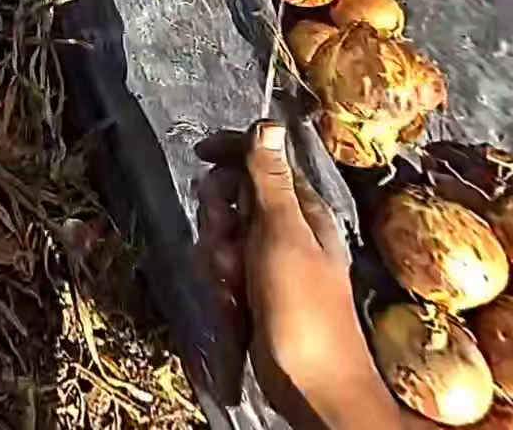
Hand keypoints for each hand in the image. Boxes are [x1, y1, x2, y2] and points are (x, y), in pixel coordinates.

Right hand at [197, 121, 398, 428]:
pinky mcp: (252, 285)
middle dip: (220, 214)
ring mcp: (267, 257)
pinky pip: (221, 263)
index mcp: (301, 207)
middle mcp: (284, 226)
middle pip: (233, 193)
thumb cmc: (302, 308)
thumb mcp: (283, 234)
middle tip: (228, 239)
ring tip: (233, 281)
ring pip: (222, 229)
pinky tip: (231, 300)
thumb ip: (270, 179)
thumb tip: (268, 123)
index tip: (201, 154)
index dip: (231, 150)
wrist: (311, 390)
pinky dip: (219, 278)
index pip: (261, 157)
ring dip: (218, 253)